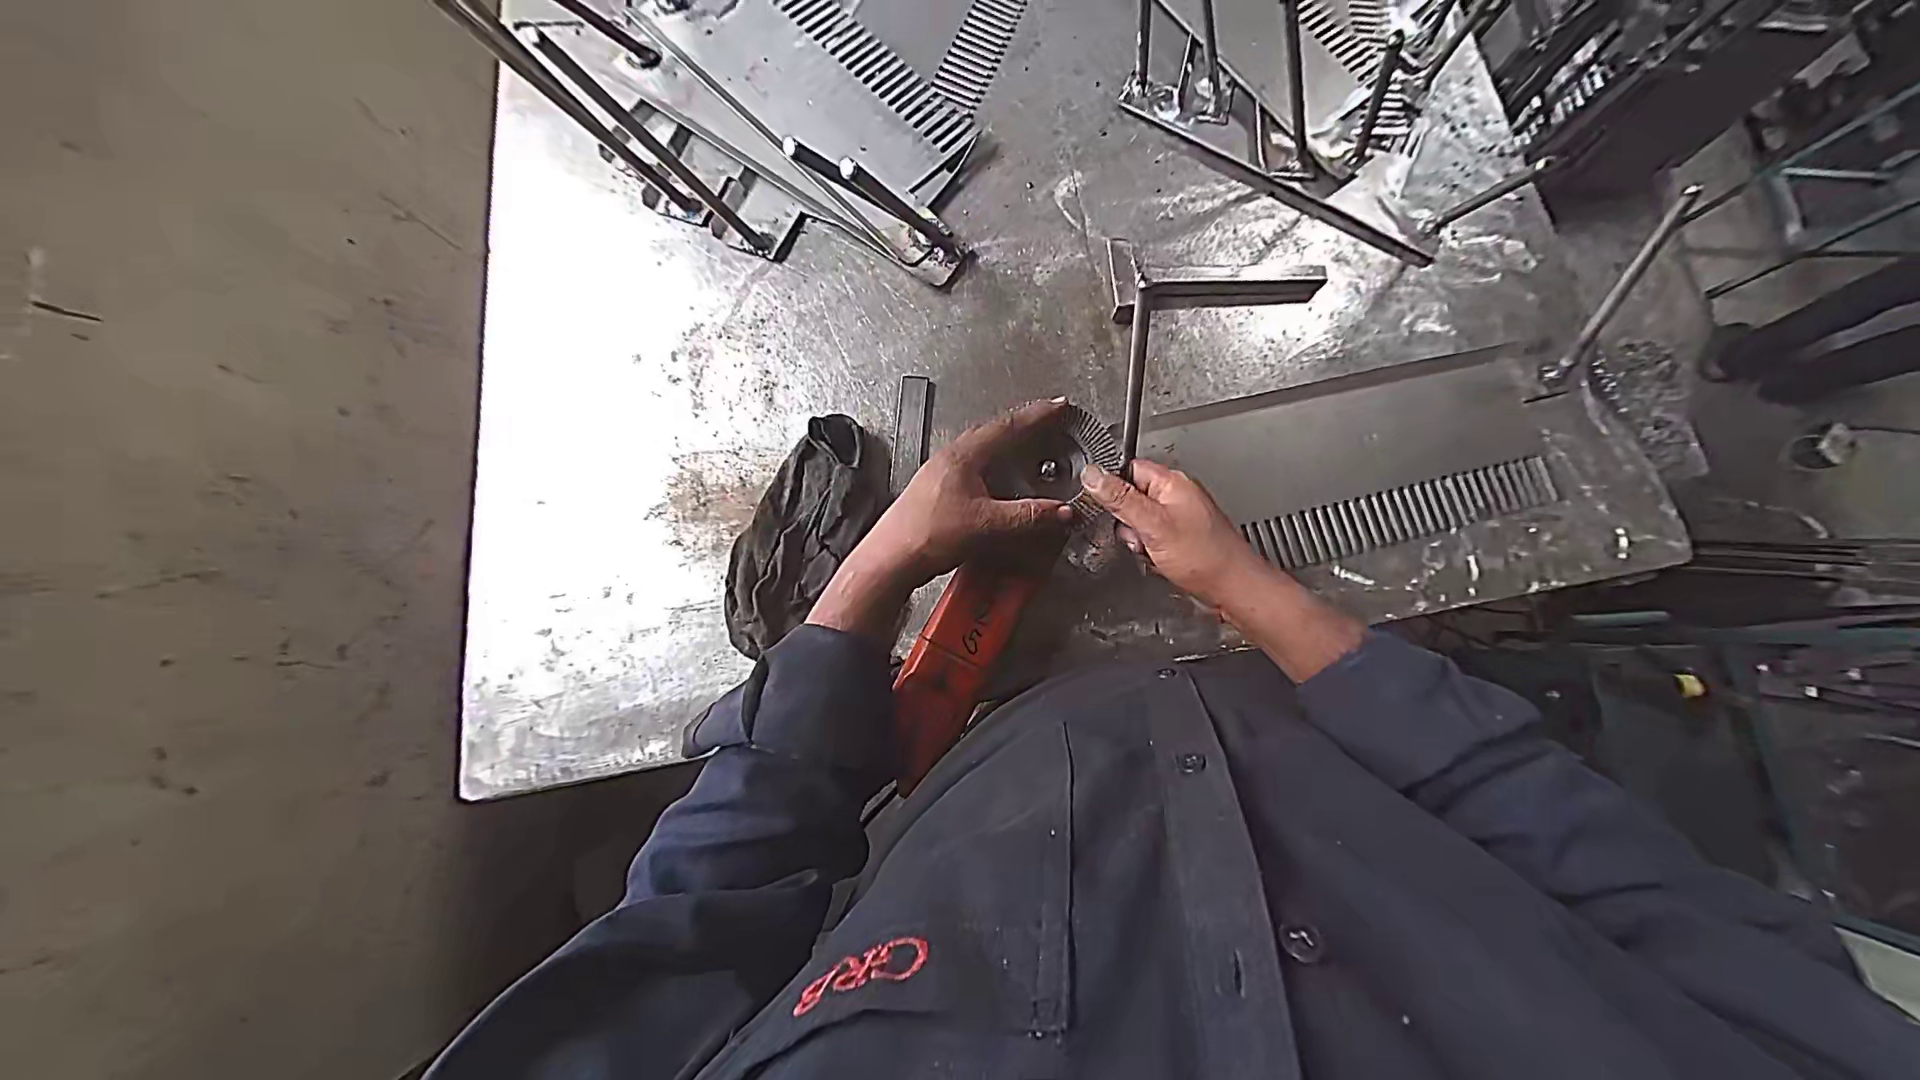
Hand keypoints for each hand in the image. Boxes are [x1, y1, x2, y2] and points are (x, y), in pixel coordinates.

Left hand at [853, 399, 1078, 586]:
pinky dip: (991, 466)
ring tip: (1025, 444)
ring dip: (1005, 444)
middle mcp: (949, 459)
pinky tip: (995, 480)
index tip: (1059, 406)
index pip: (1008, 427)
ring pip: (980, 449)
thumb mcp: (987, 524)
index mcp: (963, 457)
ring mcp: (940, 474)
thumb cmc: (925, 535)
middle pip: (993, 432)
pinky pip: (971, 468)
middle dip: (1023, 425)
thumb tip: (1059, 511)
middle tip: (1045, 420)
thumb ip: (1027, 516)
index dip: (1038, 415)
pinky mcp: (936, 492)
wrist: (891, 558)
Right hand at [1079, 458, 1273, 607]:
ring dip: (1138, 538)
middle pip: (1131, 497)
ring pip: (1139, 521)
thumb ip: (1120, 498)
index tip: (1111, 507)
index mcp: (1172, 482)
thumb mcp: (1152, 524)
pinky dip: (1150, 549)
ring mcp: (1180, 516)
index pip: (1129, 469)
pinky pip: (1151, 537)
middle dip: (1126, 521)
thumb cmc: (1204, 557)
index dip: (1114, 488)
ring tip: (1152, 550)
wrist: (1232, 587)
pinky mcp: (1181, 536)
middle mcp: (1177, 495)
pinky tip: (1159, 558)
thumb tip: (1092, 475)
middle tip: (1139, 536)